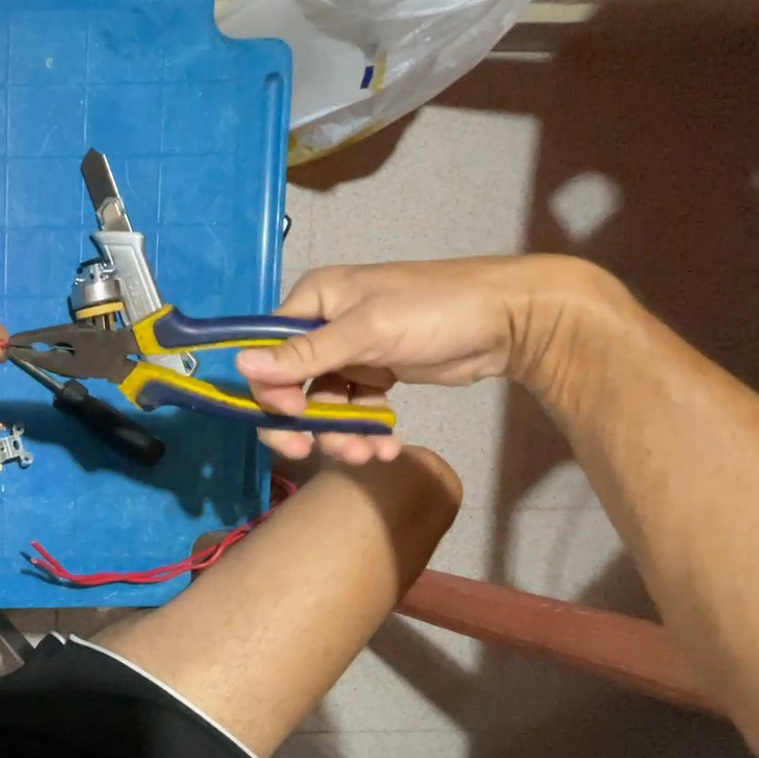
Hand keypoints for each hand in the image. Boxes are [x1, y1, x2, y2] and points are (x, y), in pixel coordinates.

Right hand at [236, 256, 597, 462]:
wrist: (520, 318)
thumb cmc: (439, 310)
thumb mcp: (367, 331)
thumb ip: (303, 354)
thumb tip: (238, 366)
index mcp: (312, 302)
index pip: (267, 353)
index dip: (272, 389)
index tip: (295, 415)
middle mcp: (321, 325)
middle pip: (288, 385)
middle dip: (303, 423)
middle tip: (311, 452)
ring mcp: (347, 352)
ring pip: (321, 404)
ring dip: (339, 434)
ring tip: (367, 455)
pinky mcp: (373, 374)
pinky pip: (352, 408)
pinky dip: (364, 431)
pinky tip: (385, 447)